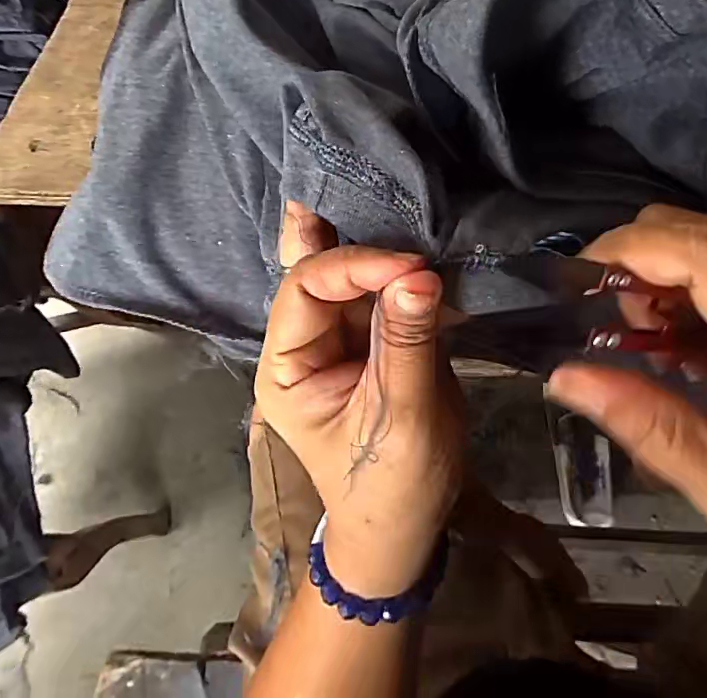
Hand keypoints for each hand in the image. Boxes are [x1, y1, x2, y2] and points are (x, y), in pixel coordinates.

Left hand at [256, 203, 465, 596]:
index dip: (353, 268)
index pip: (306, 293)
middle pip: (315, 274)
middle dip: (330, 232)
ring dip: (366, 243)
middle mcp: (304, 344)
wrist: (406, 528)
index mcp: (287, 368)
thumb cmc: (391, 486)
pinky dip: (395, 268)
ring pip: (347, 278)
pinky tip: (406, 235)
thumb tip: (420, 275)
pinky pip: (380, 294)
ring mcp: (339, 340)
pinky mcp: (373, 340)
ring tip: (370, 191)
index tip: (410, 267)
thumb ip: (405, 343)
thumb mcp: (400, 419)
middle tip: (337, 179)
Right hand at [547, 204, 706, 606]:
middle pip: (699, 232)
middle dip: (631, 263)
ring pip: (702, 232)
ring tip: (646, 339)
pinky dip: (678, 277)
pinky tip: (683, 335)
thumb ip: (653, 432)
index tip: (573, 289)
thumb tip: (563, 376)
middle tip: (607, 330)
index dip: (633, 254)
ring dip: (652, 270)